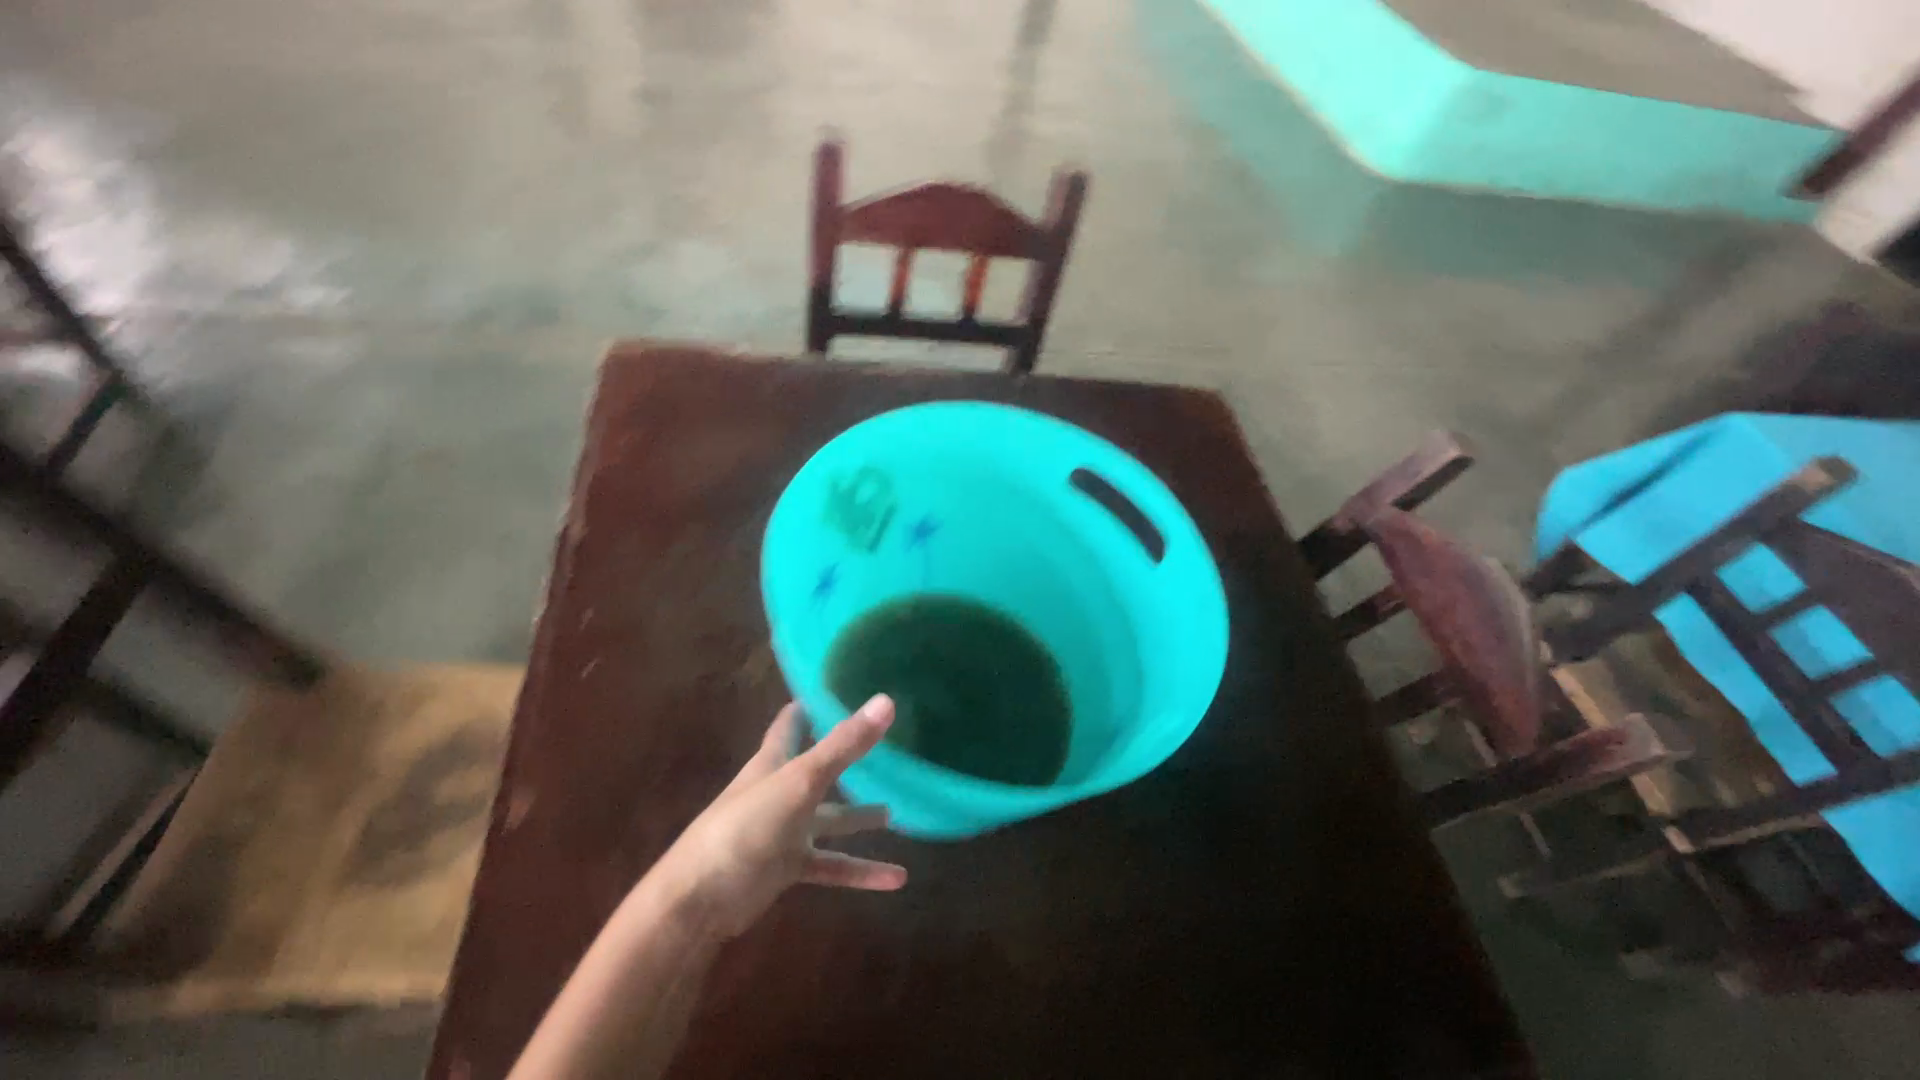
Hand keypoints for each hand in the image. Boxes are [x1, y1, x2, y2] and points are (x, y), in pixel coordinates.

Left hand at [645, 695, 907, 939]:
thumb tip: (887, 701)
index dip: (815, 704)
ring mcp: (784, 831)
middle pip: (817, 768)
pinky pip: (832, 865)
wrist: (699, 899)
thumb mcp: (799, 781)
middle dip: (847, 759)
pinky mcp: (787, 867)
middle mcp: (779, 790)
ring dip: (859, 817)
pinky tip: (897, 879)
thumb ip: (843, 746)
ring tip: (896, 813)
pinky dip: (862, 872)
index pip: (793, 722)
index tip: (845, 686)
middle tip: (885, 748)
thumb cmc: (745, 827)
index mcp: (774, 761)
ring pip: (830, 820)